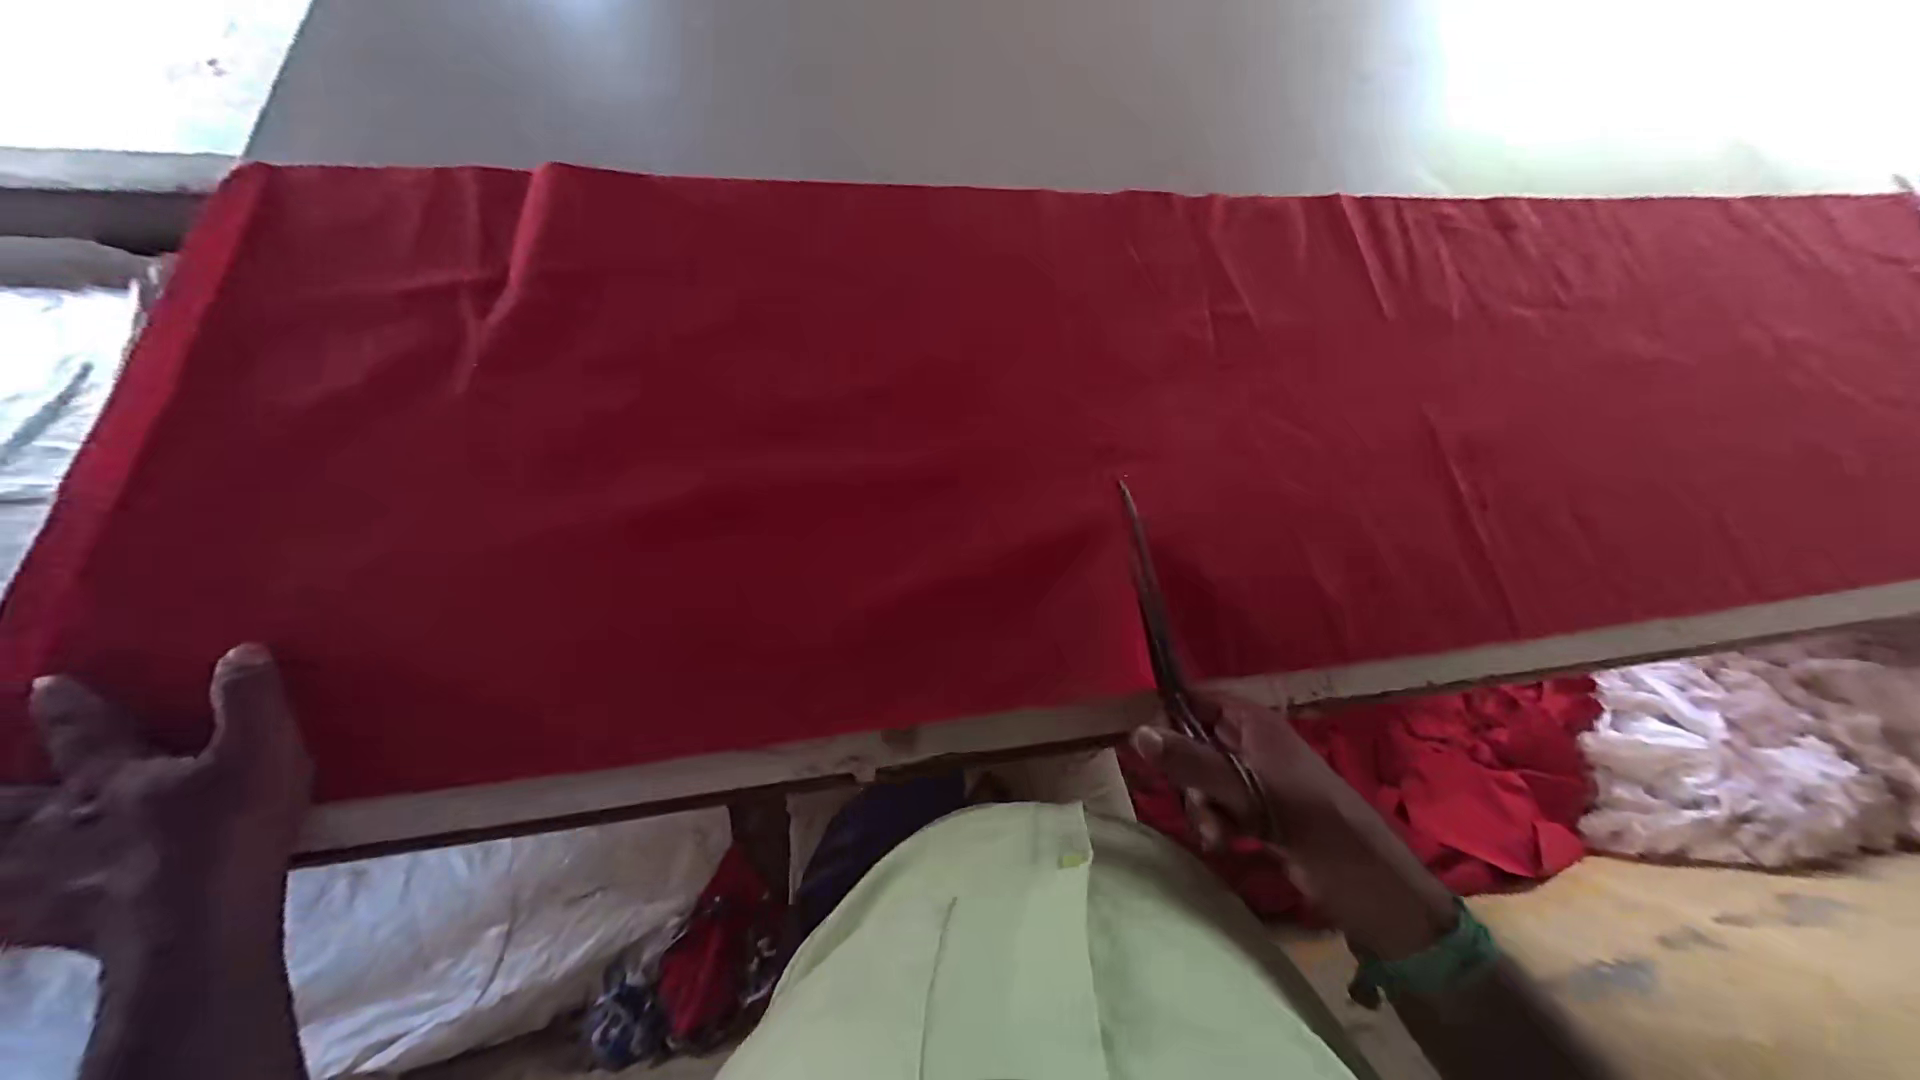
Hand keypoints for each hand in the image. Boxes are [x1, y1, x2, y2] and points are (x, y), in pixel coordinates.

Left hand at [0, 644, 311, 955]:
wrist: (194, 927)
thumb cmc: (231, 829)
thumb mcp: (263, 753)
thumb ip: (250, 702)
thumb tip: (239, 650)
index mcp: (113, 777)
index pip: (85, 729)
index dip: (68, 704)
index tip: (47, 683)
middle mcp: (58, 820)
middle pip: (4, 799)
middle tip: (1, 779)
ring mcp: (40, 877)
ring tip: (6, 847)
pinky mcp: (44, 925)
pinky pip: (6, 915)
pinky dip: (6, 908)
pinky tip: (11, 908)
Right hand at [1129, 694, 1341, 848]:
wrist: (1369, 883)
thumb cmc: (1310, 820)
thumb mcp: (1245, 790)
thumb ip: (1190, 762)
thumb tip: (1136, 733)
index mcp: (1251, 722)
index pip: (1194, 700)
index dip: (1168, 717)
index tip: (1149, 747)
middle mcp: (1249, 743)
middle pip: (1192, 742)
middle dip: (1185, 776)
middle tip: (1193, 800)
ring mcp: (1253, 777)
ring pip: (1201, 778)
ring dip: (1201, 806)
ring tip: (1217, 834)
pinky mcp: (1257, 810)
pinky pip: (1218, 805)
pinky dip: (1215, 822)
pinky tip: (1224, 842)